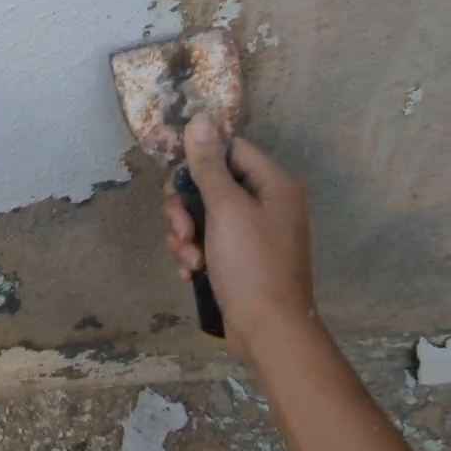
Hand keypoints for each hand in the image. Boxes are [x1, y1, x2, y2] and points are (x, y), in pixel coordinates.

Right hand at [163, 115, 315, 362]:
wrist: (268, 331)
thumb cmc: (251, 263)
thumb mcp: (225, 208)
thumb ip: (208, 164)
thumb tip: (200, 119)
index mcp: (273, 184)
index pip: (229, 148)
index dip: (199, 159)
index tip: (177, 177)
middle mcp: (266, 203)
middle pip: (210, 181)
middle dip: (185, 206)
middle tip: (182, 229)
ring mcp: (253, 231)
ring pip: (202, 212)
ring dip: (185, 233)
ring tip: (188, 258)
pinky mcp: (240, 256)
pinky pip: (207, 239)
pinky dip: (194, 252)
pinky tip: (190, 271)